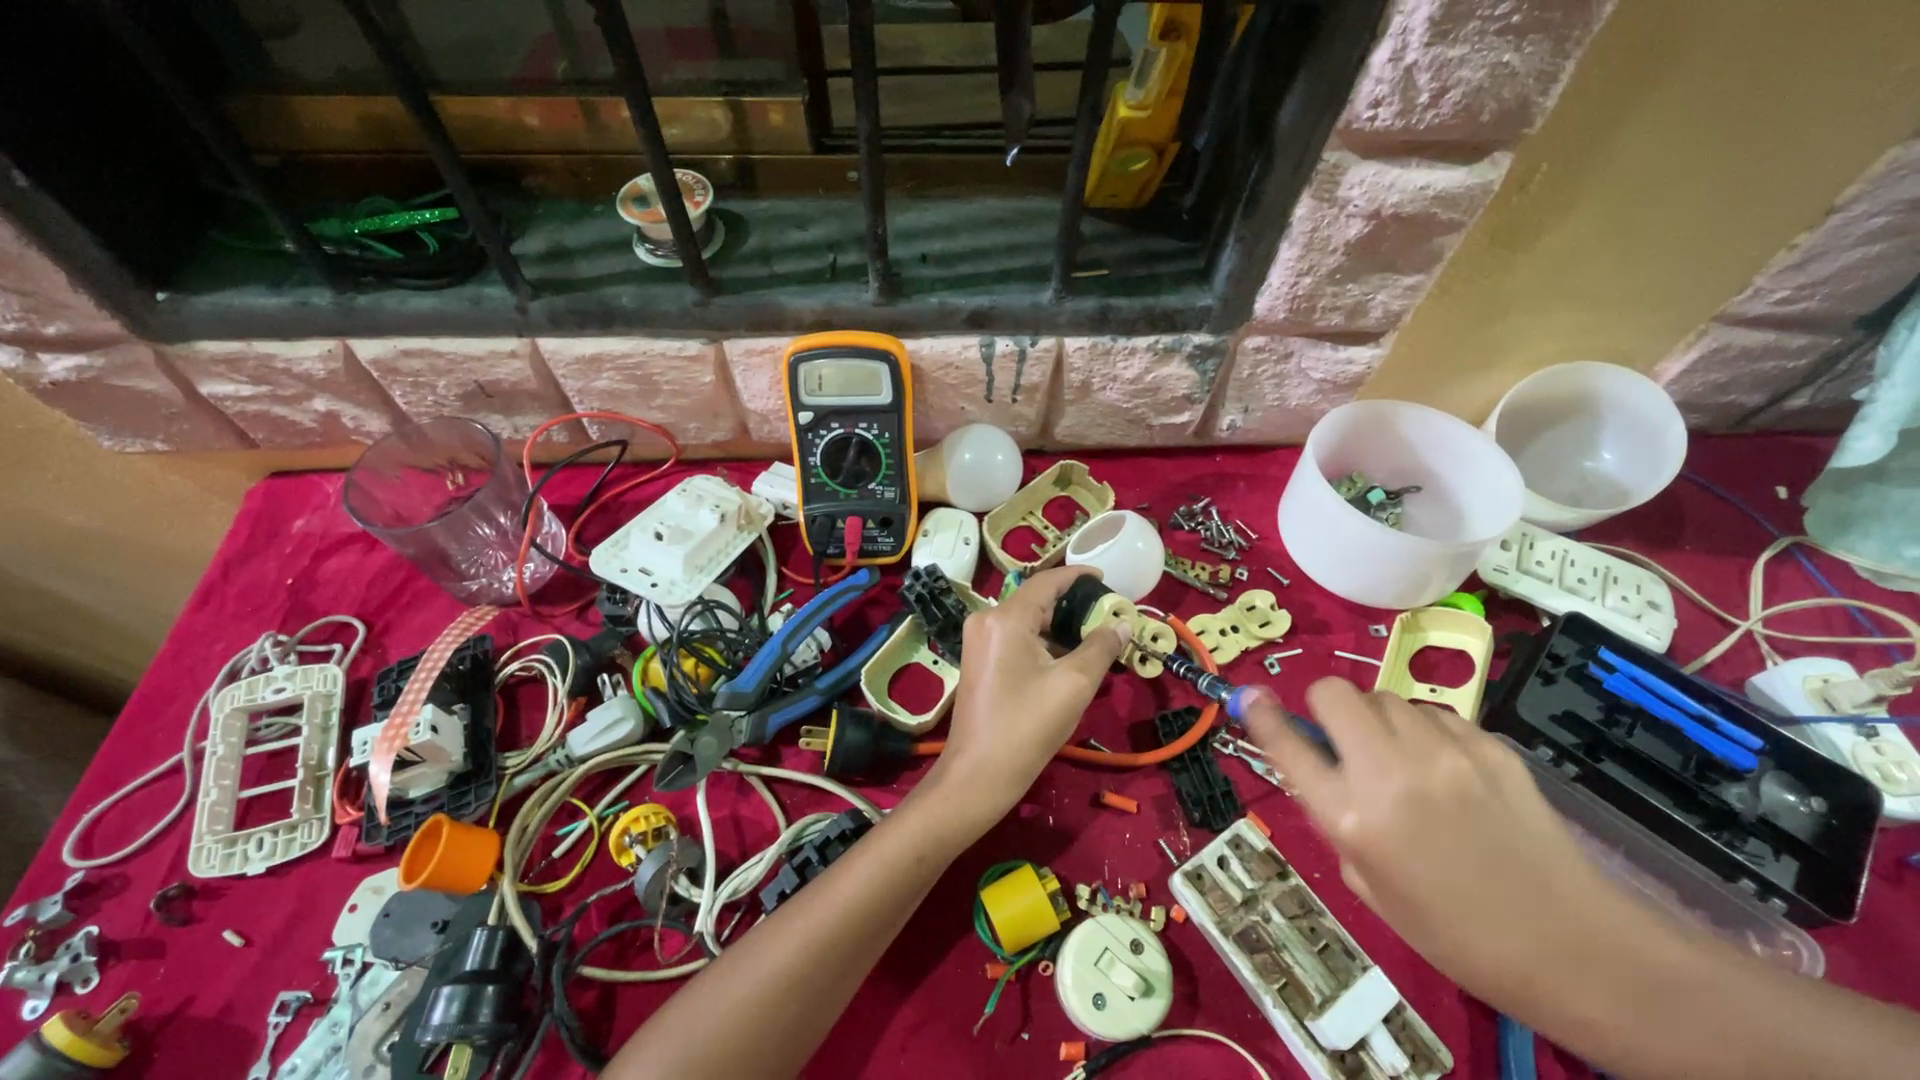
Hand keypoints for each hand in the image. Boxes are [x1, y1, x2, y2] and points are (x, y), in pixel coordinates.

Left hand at [932, 567, 1130, 820]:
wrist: (979, 774)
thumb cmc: (1027, 726)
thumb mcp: (1074, 684)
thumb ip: (1101, 647)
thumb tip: (1121, 624)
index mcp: (1005, 618)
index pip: (1047, 582)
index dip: (1079, 577)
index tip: (1107, 579)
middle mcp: (986, 621)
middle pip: (1037, 601)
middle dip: (1074, 607)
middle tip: (1110, 616)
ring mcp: (979, 642)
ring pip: (1028, 622)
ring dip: (1061, 629)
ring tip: (1098, 640)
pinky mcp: (980, 663)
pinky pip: (1017, 641)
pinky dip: (1045, 645)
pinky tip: (1071, 660)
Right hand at [1243, 677, 1620, 999]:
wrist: (1566, 944)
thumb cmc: (1451, 932)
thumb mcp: (1368, 884)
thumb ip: (1338, 818)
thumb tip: (1324, 769)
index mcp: (1352, 818)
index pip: (1288, 746)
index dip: (1261, 715)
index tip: (1250, 698)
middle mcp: (1391, 773)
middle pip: (1336, 694)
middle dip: (1327, 706)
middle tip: (1341, 737)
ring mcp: (1445, 753)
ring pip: (1388, 699)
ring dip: (1379, 719)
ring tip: (1401, 758)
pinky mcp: (1490, 746)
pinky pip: (1436, 715)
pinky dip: (1426, 732)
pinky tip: (1446, 769)